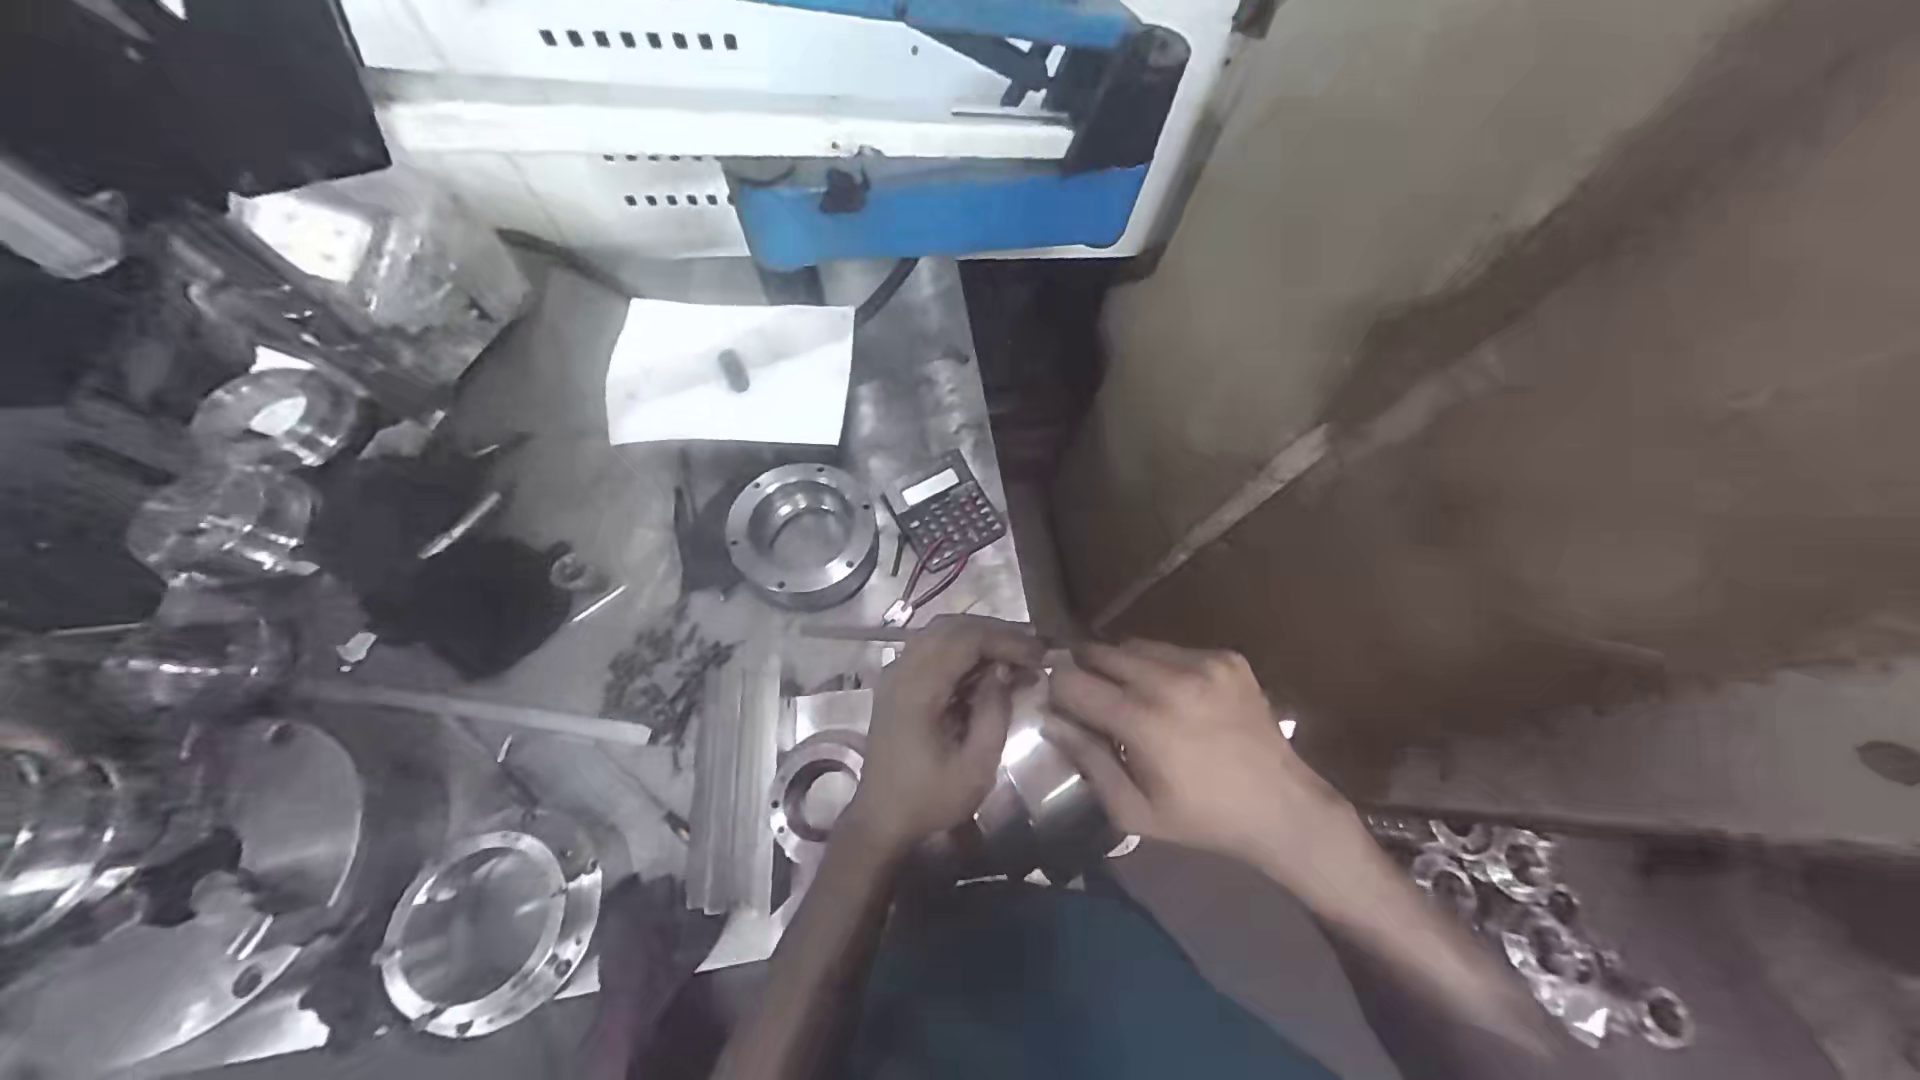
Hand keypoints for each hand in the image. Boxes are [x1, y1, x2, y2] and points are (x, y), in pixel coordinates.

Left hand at [842, 616, 1044, 855]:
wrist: (881, 819)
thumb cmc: (929, 800)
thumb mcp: (975, 768)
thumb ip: (994, 713)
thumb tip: (1004, 670)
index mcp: (917, 689)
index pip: (965, 639)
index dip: (1006, 639)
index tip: (1039, 653)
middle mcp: (901, 670)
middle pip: (952, 627)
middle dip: (996, 631)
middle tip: (1033, 649)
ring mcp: (894, 674)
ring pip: (940, 632)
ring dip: (979, 636)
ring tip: (1015, 653)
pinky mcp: (896, 682)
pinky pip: (931, 647)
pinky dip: (962, 648)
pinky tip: (986, 667)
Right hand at [1047, 640, 1367, 896]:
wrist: (1283, 807)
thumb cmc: (1201, 818)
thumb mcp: (1132, 810)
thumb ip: (1087, 760)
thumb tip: (1052, 720)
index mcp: (1141, 721)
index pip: (1072, 681)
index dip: (1057, 690)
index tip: (1059, 703)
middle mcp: (1168, 680)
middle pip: (1098, 652)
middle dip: (1084, 670)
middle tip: (1087, 692)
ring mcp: (1202, 663)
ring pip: (1134, 645)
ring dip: (1120, 664)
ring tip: (1129, 691)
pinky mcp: (1226, 657)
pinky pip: (1172, 648)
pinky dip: (1160, 665)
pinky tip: (1173, 693)